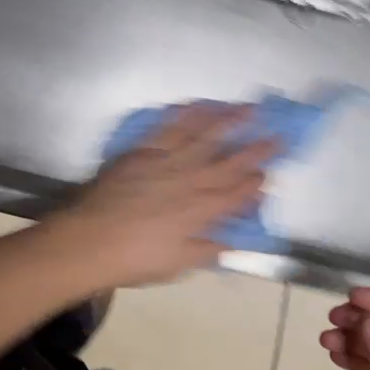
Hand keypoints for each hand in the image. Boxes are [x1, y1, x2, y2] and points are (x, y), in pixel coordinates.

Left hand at [46, 102, 277, 288]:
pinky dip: (188, 113)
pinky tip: (200, 104)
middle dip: (256, 148)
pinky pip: (170, 125)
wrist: (90, 239)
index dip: (255, 184)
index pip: (236, 194)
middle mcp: (190, 180)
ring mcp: (167, 160)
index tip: (270, 174)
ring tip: (249, 108)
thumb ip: (206, 249)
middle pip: (229, 161)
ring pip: (204, 135)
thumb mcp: (177, 264)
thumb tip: (230, 242)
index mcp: (200, 211)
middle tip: (279, 135)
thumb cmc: (134, 258)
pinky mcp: (144, 149)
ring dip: (229, 120)